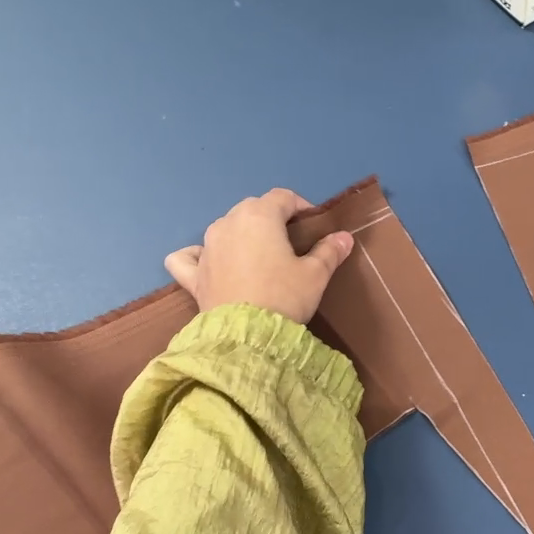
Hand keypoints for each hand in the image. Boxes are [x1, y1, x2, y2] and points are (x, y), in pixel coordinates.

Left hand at [164, 188, 354, 323]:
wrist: (248, 335)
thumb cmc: (285, 297)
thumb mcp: (316, 275)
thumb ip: (329, 252)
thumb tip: (344, 237)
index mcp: (260, 216)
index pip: (283, 197)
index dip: (301, 207)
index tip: (314, 226)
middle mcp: (228, 222)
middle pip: (253, 208)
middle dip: (273, 219)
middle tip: (291, 244)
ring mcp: (207, 247)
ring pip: (225, 227)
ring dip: (243, 234)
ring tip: (259, 257)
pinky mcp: (193, 273)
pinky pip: (189, 256)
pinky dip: (199, 256)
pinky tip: (210, 263)